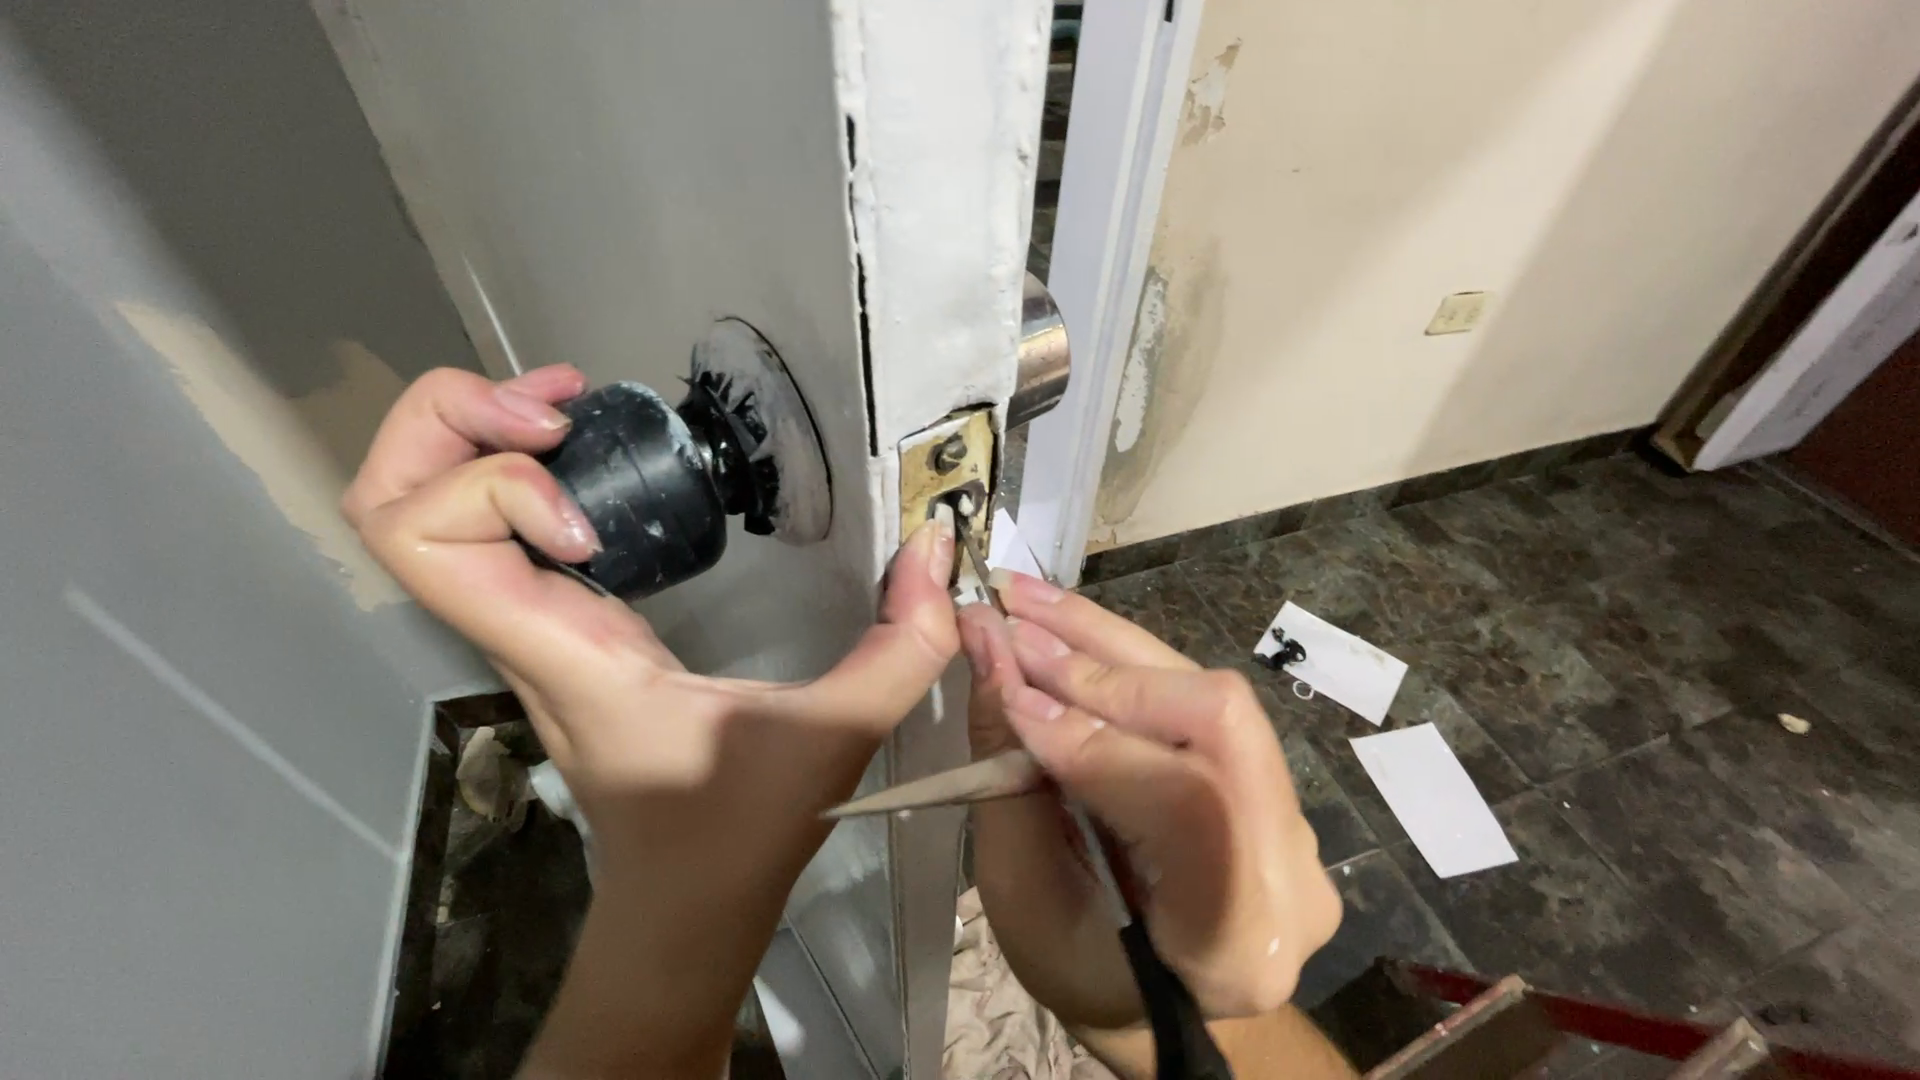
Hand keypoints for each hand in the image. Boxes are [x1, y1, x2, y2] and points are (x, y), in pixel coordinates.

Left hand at [342, 365, 957, 1074]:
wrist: (683, 902)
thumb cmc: (736, 830)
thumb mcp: (834, 738)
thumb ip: (901, 646)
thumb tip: (937, 547)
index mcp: (559, 649)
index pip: (424, 540)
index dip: (491, 486)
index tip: (595, 511)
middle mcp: (518, 629)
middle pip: (384, 499)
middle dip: (446, 422)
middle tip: (553, 406)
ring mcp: (526, 625)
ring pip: (412, 507)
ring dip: (467, 435)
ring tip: (564, 410)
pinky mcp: (553, 624)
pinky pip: (482, 526)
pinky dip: (508, 470)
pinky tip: (585, 457)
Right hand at [960, 571, 1339, 1041]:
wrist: (1157, 994)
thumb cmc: (1078, 963)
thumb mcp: (1021, 887)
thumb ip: (1007, 771)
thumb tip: (987, 648)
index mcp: (1237, 938)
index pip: (1186, 804)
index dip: (1093, 738)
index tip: (1011, 692)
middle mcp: (1291, 865)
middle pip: (1215, 719)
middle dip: (1102, 664)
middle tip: (1013, 618)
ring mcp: (1292, 811)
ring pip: (1205, 690)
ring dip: (1105, 639)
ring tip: (1026, 601)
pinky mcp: (1270, 771)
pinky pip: (1196, 697)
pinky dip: (1121, 657)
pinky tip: (1064, 628)